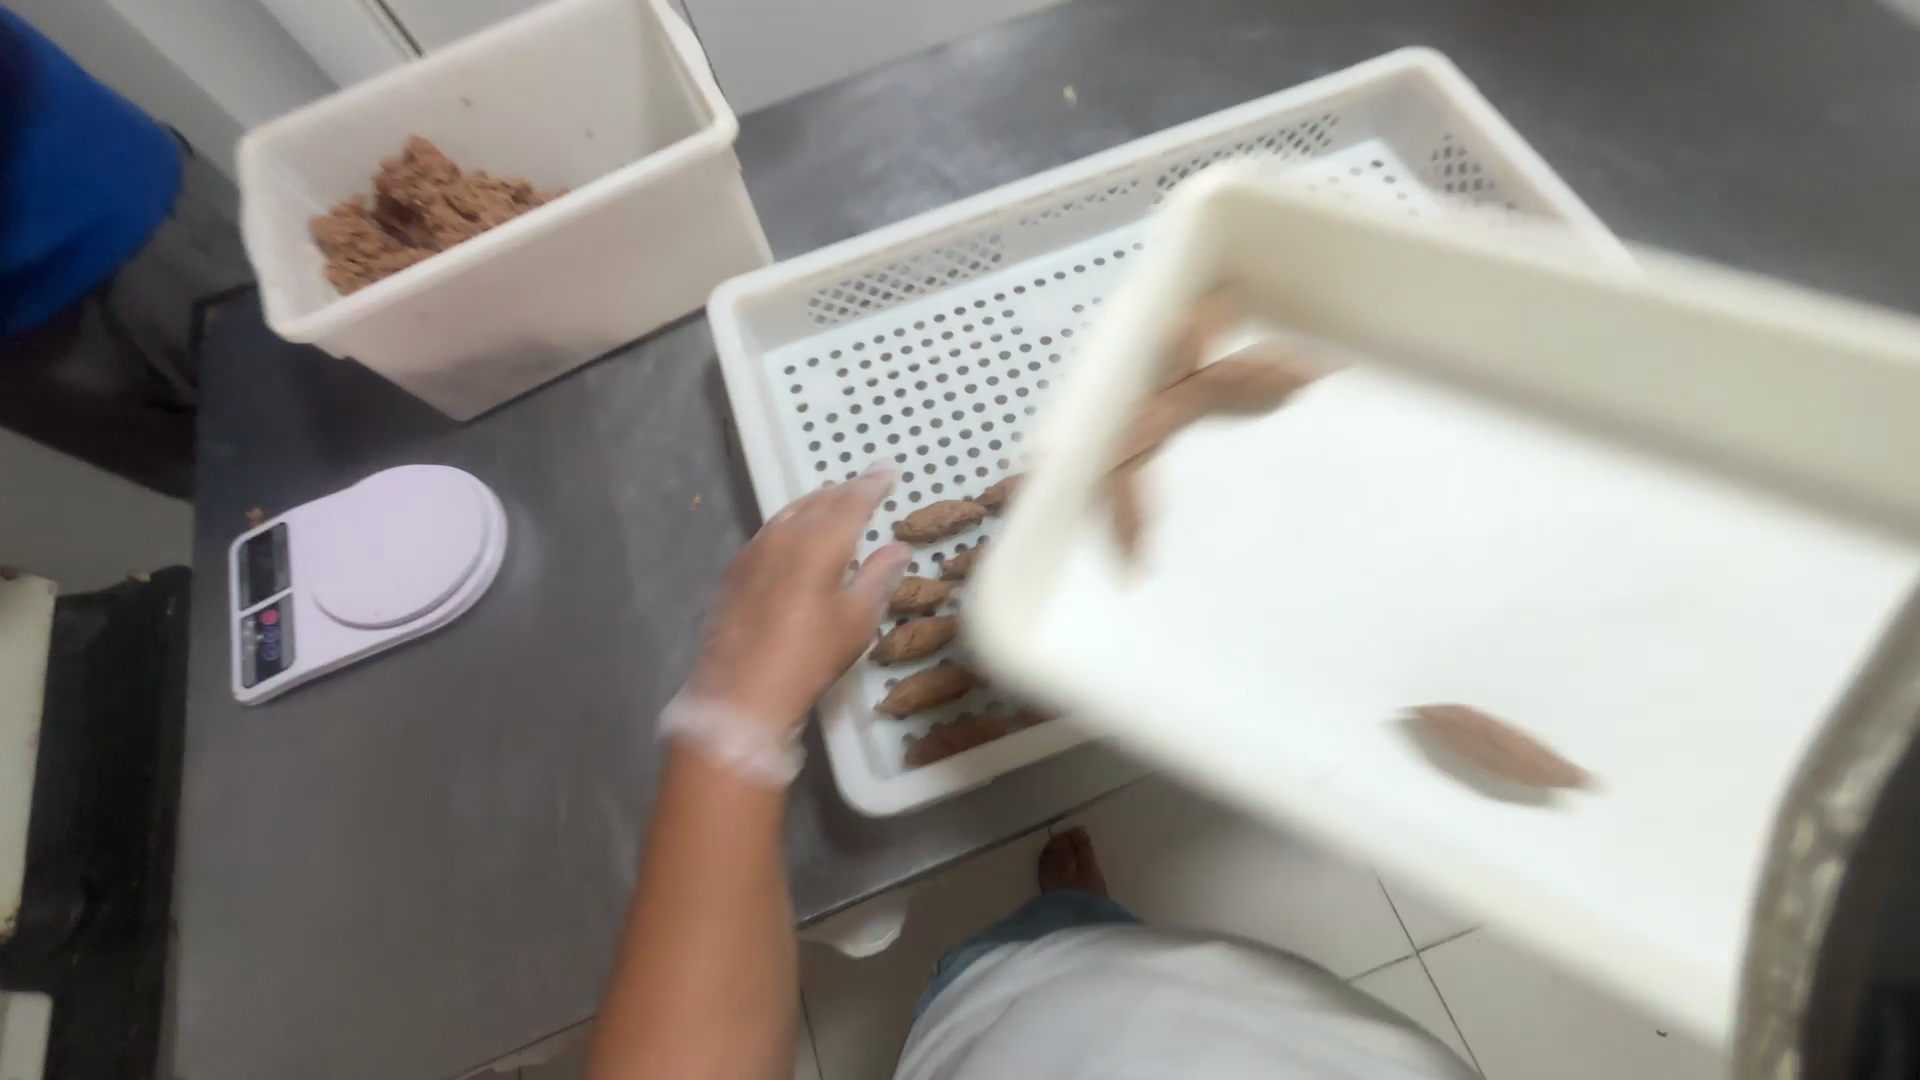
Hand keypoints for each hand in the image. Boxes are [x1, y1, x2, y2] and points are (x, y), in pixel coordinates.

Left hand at [686, 470, 909, 729]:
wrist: (741, 692)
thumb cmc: (810, 656)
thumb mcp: (858, 620)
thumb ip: (879, 577)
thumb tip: (899, 548)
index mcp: (820, 542)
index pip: (852, 501)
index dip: (873, 484)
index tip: (888, 470)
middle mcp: (785, 536)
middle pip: (820, 501)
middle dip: (846, 489)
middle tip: (867, 482)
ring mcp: (755, 551)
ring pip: (791, 513)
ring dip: (817, 502)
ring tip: (834, 499)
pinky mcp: (736, 571)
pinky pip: (771, 531)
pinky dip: (793, 522)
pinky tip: (796, 535)